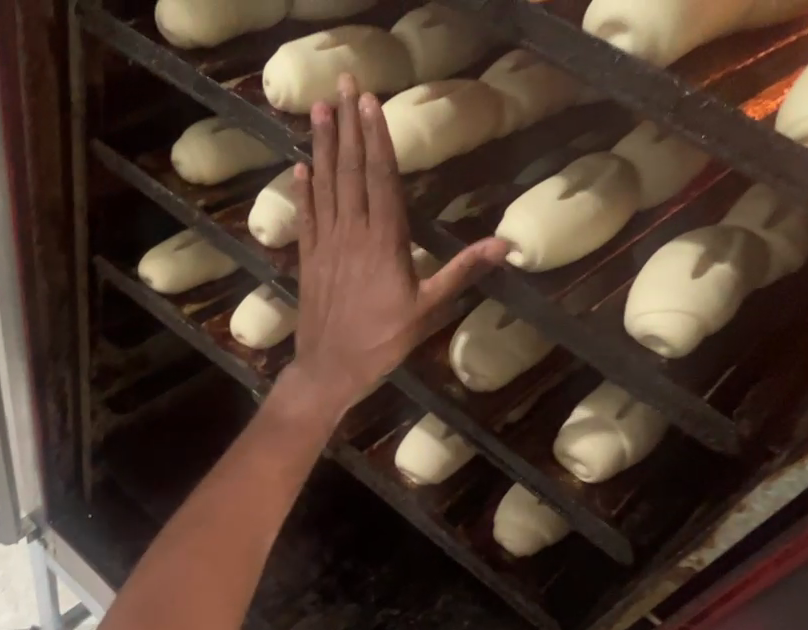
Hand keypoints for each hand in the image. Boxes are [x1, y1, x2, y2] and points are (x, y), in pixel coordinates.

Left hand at [281, 73, 507, 417]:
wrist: (329, 370)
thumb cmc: (382, 342)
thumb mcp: (428, 310)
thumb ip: (462, 272)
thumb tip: (507, 244)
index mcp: (384, 241)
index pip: (381, 177)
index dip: (376, 136)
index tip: (370, 100)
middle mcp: (352, 234)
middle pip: (350, 170)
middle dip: (349, 124)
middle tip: (342, 81)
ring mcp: (326, 245)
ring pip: (325, 186)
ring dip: (323, 145)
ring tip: (319, 108)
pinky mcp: (308, 260)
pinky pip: (305, 218)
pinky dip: (303, 191)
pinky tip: (300, 166)